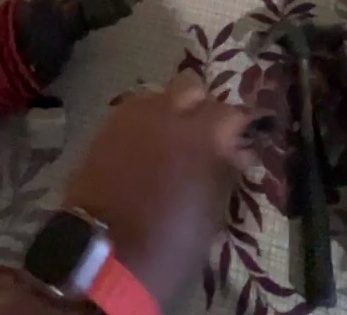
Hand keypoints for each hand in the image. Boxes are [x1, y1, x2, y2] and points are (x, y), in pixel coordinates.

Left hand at [60, 72, 255, 305]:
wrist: (104, 256)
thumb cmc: (169, 244)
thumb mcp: (211, 214)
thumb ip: (225, 171)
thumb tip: (237, 151)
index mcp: (200, 134)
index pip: (231, 111)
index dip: (239, 126)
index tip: (241, 144)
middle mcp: (167, 113)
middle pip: (192, 89)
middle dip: (202, 108)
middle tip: (206, 138)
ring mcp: (133, 117)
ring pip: (160, 95)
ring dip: (171, 112)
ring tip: (172, 141)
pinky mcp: (106, 127)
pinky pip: (134, 111)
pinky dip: (145, 123)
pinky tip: (146, 147)